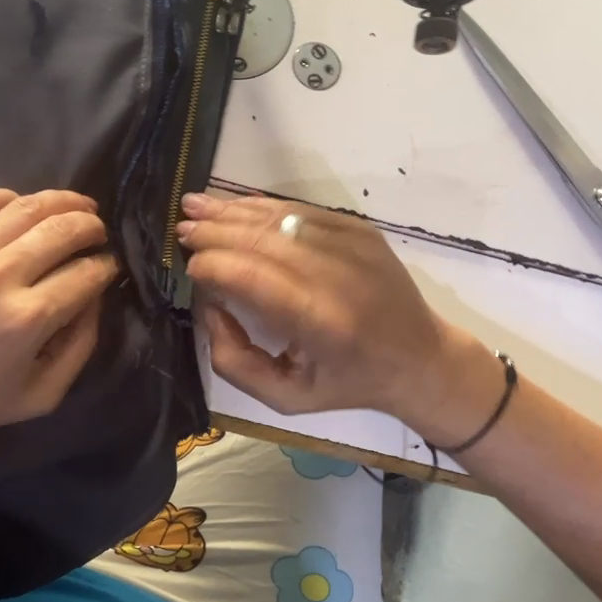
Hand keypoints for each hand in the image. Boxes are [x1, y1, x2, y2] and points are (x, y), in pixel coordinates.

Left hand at [0, 188, 118, 453]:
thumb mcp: (42, 395)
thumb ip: (81, 346)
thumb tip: (97, 295)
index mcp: (27, 319)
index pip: (86, 273)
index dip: (107, 266)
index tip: (111, 265)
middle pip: (62, 229)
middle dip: (92, 226)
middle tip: (99, 232)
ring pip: (24, 206)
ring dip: (61, 201)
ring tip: (77, 207)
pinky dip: (7, 197)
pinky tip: (22, 207)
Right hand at [176, 192, 501, 446]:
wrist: (422, 359)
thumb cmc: (345, 383)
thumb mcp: (284, 397)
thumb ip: (234, 360)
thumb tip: (207, 305)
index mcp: (322, 322)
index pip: (253, 277)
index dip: (213, 265)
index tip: (187, 267)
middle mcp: (339, 276)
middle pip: (261, 240)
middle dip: (214, 232)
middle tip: (180, 231)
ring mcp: (353, 246)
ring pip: (277, 217)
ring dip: (230, 210)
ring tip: (192, 205)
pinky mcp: (359, 229)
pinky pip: (298, 209)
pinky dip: (260, 205)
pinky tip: (232, 204)